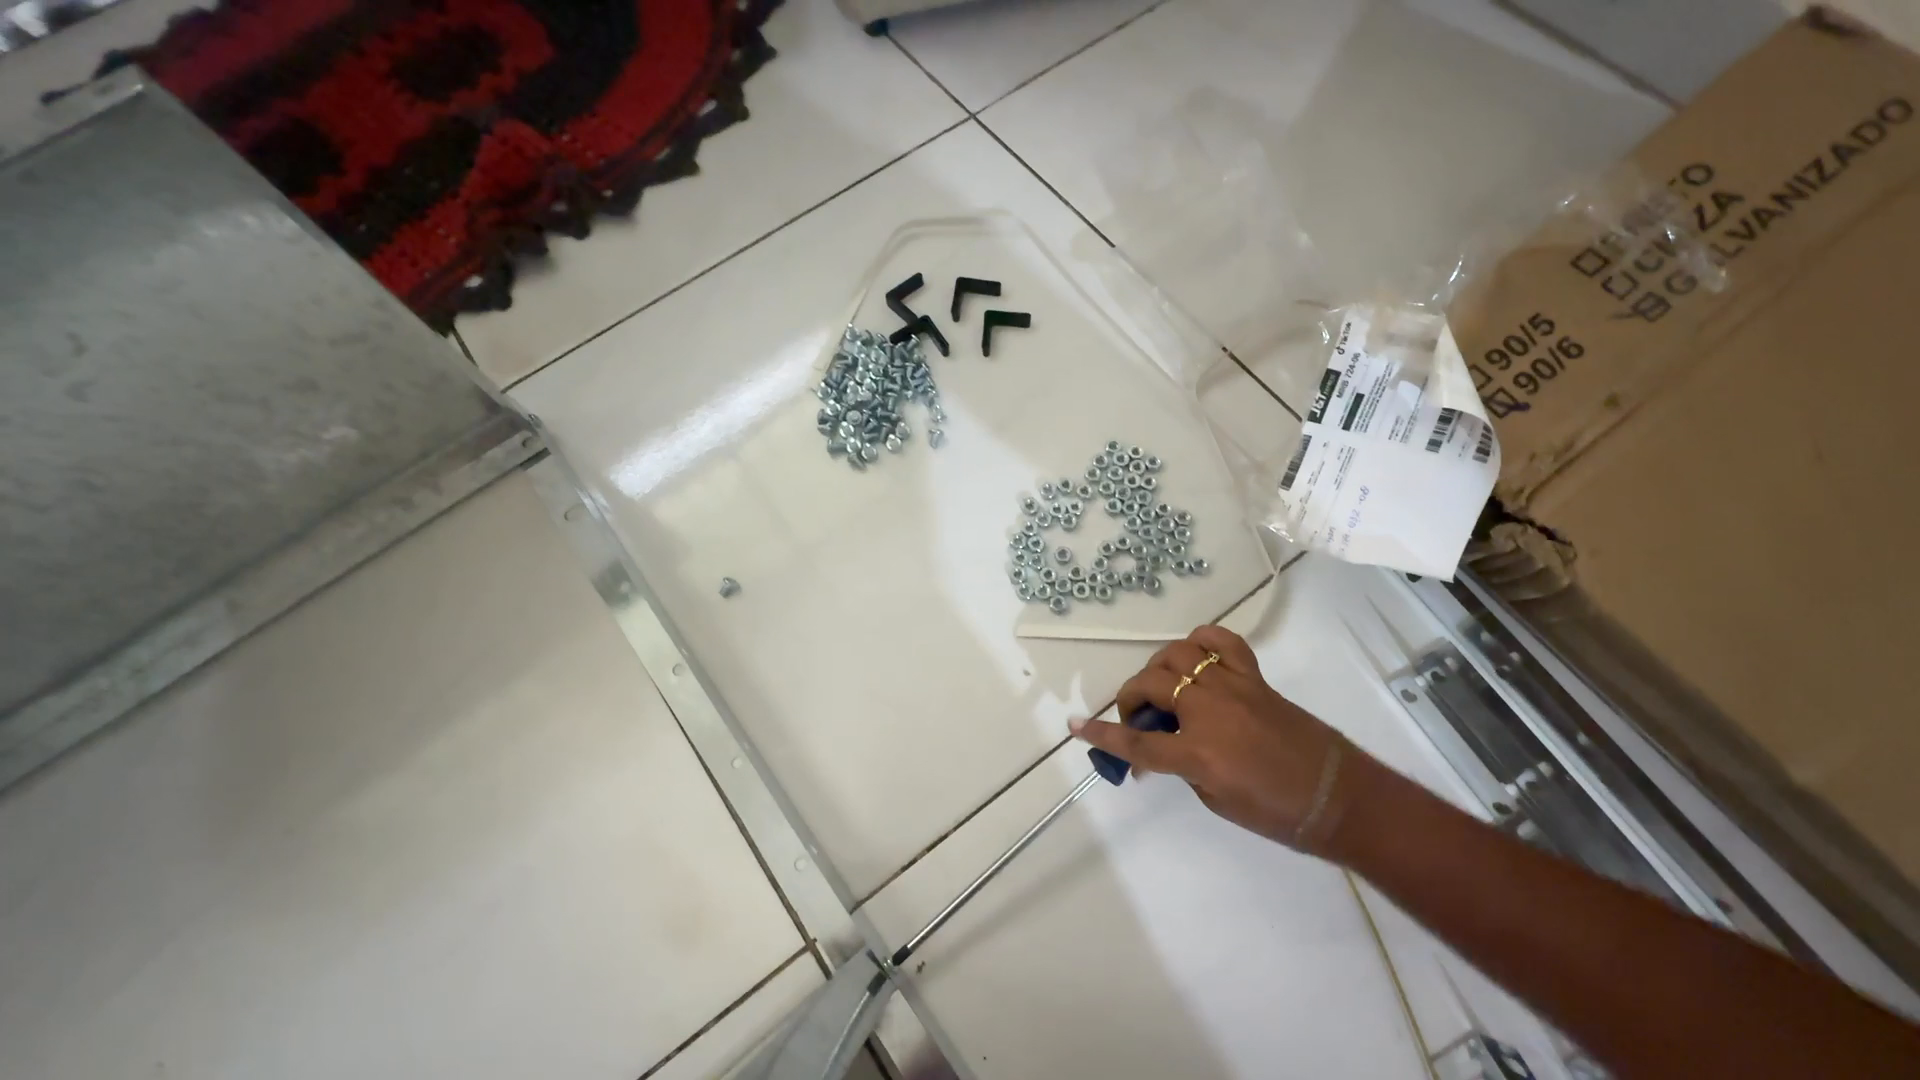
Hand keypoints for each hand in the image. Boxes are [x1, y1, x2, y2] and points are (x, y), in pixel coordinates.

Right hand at [1070, 625, 1378, 854]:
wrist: (1336, 795)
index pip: (1137, 742)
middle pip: (1150, 685)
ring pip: (1178, 654)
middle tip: (1140, 721)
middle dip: (1131, 700)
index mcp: (1198, 752)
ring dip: (1159, 669)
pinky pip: (1221, 642)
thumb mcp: (1215, 798)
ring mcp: (1233, 686)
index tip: (1075, 725)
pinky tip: (1195, 658)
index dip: (1102, 734)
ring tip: (1165, 690)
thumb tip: (1164, 747)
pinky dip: (1200, 643)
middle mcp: (1210, 710)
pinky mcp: (1254, 676)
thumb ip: (1182, 767)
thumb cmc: (1275, 811)